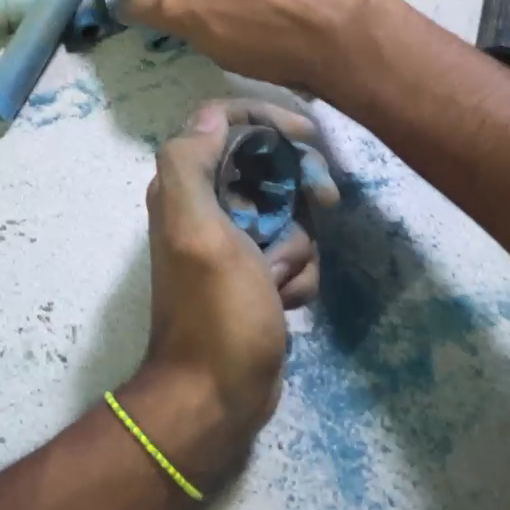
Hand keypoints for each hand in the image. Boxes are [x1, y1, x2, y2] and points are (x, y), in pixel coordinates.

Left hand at [137, 100, 340, 449]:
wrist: (217, 395)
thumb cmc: (214, 310)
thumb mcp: (198, 231)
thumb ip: (192, 163)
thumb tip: (212, 114)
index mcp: (184, 184)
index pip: (223, 121)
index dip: (267, 119)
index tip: (309, 136)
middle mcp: (204, 203)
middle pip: (264, 163)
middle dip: (297, 187)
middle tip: (325, 201)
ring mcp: (231, 239)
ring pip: (287, 210)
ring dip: (297, 242)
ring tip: (282, 278)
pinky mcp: (254, 271)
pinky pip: (292, 251)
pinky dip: (297, 272)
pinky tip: (286, 300)